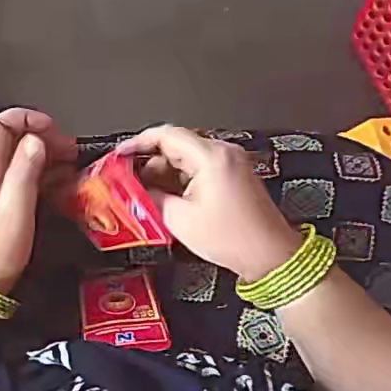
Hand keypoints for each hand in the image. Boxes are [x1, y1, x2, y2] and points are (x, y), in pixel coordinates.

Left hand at [0, 109, 76, 291]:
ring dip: (47, 152)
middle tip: (69, 148)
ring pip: (21, 154)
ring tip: (71, 163)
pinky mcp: (4, 198)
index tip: (53, 129)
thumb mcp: (16, 205)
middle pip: (14, 136)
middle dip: (43, 134)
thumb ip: (25, 169)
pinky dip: (44, 170)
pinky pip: (25, 173)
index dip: (26, 117)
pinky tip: (61, 181)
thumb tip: (36, 139)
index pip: (0, 123)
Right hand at [115, 125, 302, 281]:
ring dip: (163, 172)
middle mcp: (222, 153)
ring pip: (185, 157)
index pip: (165, 134)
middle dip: (148, 162)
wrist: (270, 256)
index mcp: (211, 156)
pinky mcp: (233, 175)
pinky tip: (165, 197)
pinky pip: (199, 168)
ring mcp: (230, 163)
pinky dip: (180, 179)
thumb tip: (134, 189)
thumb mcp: (179, 219)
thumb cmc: (233, 238)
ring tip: (144, 193)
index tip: (120, 154)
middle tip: (127, 179)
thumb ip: (151, 198)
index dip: (137, 143)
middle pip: (175, 144)